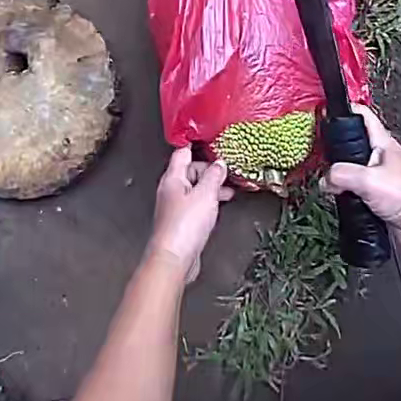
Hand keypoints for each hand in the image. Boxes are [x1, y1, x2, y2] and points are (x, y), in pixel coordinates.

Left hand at [147, 147, 233, 282]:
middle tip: (226, 172)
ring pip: (195, 188)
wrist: (174, 259)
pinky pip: (196, 203)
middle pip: (190, 170)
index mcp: (173, 178)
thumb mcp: (206, 194)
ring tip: (229, 190)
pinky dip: (208, 201)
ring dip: (211, 187)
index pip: (182, 153)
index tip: (211, 141)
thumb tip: (220, 163)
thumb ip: (214, 176)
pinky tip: (218, 206)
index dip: (196, 145)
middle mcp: (171, 190)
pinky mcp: (181, 221)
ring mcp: (175, 206)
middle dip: (209, 169)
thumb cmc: (185, 225)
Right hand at [324, 105, 400, 243]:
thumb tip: (326, 178)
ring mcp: (379, 175)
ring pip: (352, 167)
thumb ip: (341, 175)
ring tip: (331, 180)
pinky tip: (342, 197)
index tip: (328, 113)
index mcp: (383, 143)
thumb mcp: (368, 180)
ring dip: (341, 175)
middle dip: (336, 148)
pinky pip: (355, 188)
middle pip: (353, 142)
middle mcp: (381, 156)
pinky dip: (347, 192)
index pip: (363, 115)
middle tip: (323, 151)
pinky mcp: (378, 194)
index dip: (346, 110)